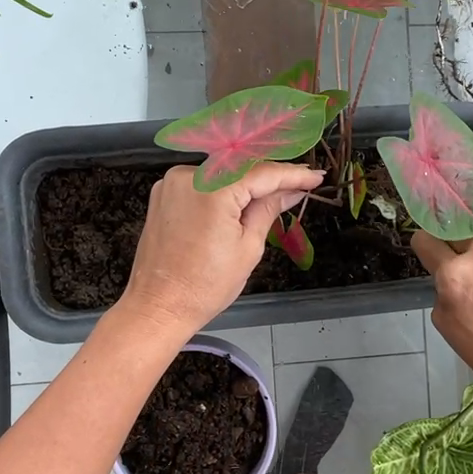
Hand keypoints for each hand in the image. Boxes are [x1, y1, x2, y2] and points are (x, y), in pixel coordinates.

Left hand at [118, 162, 322, 337]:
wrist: (158, 306)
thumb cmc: (204, 286)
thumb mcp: (248, 247)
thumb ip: (268, 210)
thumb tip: (290, 192)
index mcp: (211, 189)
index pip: (262, 173)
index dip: (292, 174)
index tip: (314, 177)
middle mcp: (187, 177)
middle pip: (240, 167)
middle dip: (271, 176)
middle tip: (300, 185)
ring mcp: (171, 184)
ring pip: (221, 173)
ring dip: (247, 182)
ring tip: (275, 196)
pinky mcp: (163, 194)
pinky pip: (201, 182)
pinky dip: (222, 189)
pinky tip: (241, 202)